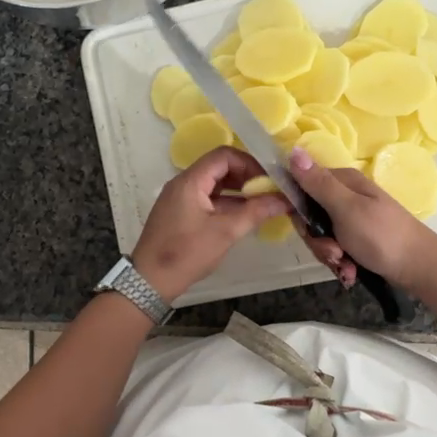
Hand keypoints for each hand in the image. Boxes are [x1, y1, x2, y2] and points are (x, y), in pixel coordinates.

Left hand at [131, 147, 291, 298]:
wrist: (150, 280)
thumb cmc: (187, 253)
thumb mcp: (225, 232)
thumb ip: (256, 212)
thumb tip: (285, 199)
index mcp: (190, 181)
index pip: (224, 156)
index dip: (249, 164)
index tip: (268, 181)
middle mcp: (182, 184)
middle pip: (219, 168)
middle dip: (246, 177)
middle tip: (270, 192)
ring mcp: (179, 199)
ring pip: (213, 185)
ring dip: (238, 192)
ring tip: (263, 204)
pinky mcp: (179, 213)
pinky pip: (206, 199)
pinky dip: (226, 203)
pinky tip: (244, 216)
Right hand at [287, 147, 436, 290]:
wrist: (419, 268)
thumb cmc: (382, 235)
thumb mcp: (346, 208)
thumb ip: (318, 183)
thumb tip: (293, 150)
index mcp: (342, 182)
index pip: (301, 186)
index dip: (292, 205)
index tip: (295, 221)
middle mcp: (344, 197)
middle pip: (308, 216)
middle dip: (315, 238)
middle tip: (334, 251)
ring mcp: (350, 219)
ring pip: (319, 235)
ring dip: (327, 253)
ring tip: (345, 263)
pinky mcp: (355, 238)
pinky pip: (332, 248)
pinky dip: (339, 261)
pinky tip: (350, 270)